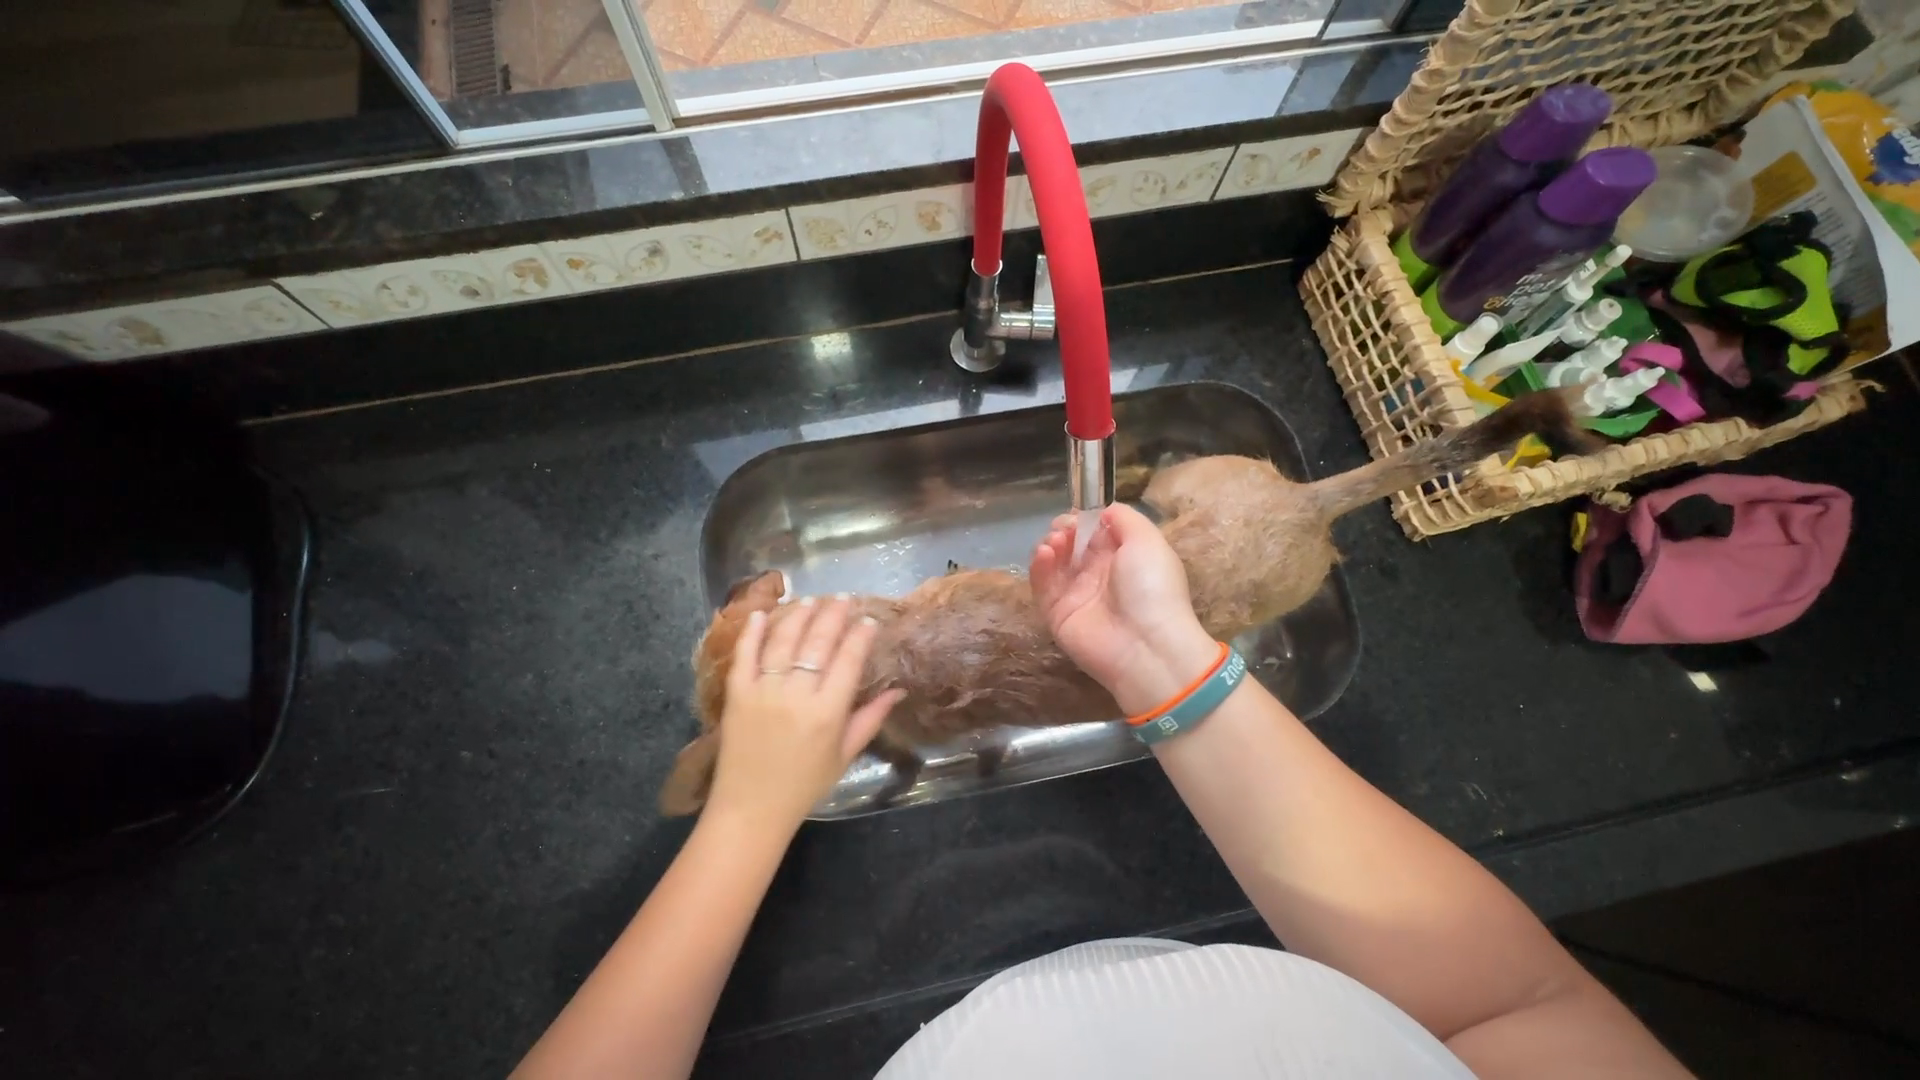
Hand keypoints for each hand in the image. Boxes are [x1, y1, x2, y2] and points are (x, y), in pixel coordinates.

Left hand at [708, 597, 904, 829]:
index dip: (860, 635)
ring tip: (812, 599)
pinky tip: (762, 613)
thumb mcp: (845, 755)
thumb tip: (898, 690)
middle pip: (818, 642)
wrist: (751, 809)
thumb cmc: (805, 785)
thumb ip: (870, 718)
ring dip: (799, 615)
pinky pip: (745, 654)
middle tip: (843, 598)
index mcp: (828, 712)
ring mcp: (763, 691)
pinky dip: (752, 631)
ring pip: (784, 640)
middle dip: (833, 615)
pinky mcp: (736, 694)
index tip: (868, 620)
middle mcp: (797, 695)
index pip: (849, 660)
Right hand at [1030, 505, 1219, 715]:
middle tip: (1063, 530)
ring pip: (1052, 563)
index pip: (1094, 533)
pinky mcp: (1056, 613)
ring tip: (1055, 543)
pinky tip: (1044, 554)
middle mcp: (1098, 575)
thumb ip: (1124, 518)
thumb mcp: (1147, 540)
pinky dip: (1039, 567)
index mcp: (1122, 557)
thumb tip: (1102, 511)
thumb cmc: (1152, 586)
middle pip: (1070, 545)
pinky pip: (1041, 586)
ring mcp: (1075, 595)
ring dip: (1050, 545)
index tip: (1076, 514)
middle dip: (1063, 531)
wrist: (1146, 645)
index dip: (1082, 520)